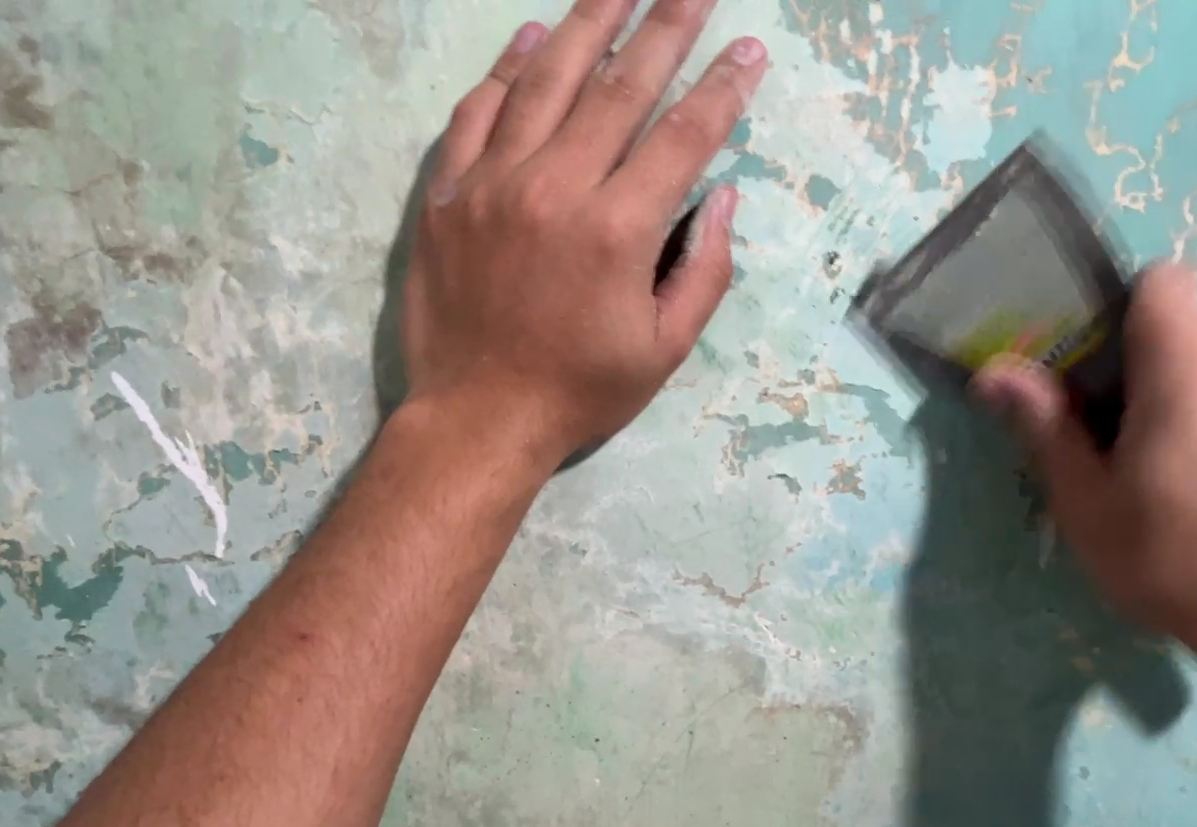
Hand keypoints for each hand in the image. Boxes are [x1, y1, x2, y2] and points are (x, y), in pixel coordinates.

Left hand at [398, 0, 767, 463]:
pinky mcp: (448, 194)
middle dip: (667, 27)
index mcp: (619, 231)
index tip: (748, 51)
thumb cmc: (578, 392)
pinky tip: (532, 36)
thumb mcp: (663, 351)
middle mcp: (557, 188)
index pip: (683, 137)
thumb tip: (725, 198)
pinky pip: (478, 112)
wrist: (478, 418)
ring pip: (546, 80)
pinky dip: (506, 69)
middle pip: (620, 87)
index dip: (722, 90)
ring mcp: (494, 184)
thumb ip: (704, 273)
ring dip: (589, 23)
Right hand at [970, 265, 1196, 671]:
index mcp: (1189, 378)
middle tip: (1131, 465)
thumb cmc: (1173, 564)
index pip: (1164, 285)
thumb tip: (995, 373)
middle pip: (1190, 352)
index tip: (1101, 368)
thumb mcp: (1086, 505)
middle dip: (1154, 392)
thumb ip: (1045, 428)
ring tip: (1187, 500)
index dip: (1126, 309)